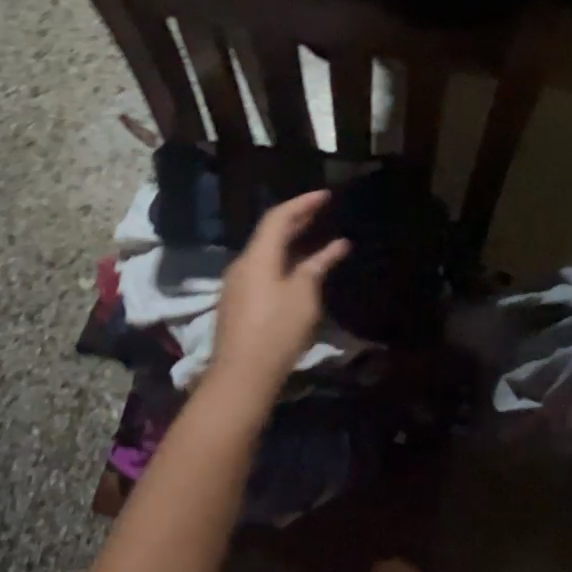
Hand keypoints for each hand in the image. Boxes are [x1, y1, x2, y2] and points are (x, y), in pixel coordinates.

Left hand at [208, 192, 349, 395]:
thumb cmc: (276, 331)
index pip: (279, 217)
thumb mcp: (303, 297)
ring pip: (267, 254)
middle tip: (322, 211)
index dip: (302, 203)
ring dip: (291, 244)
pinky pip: (263, 271)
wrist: (241, 375)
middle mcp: (243, 264)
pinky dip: (284, 264)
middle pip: (270, 234)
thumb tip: (334, 246)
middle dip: (297, 221)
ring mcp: (238, 285)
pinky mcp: (239, 304)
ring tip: (316, 238)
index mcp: (257, 256)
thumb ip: (316, 267)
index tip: (325, 196)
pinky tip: (300, 272)